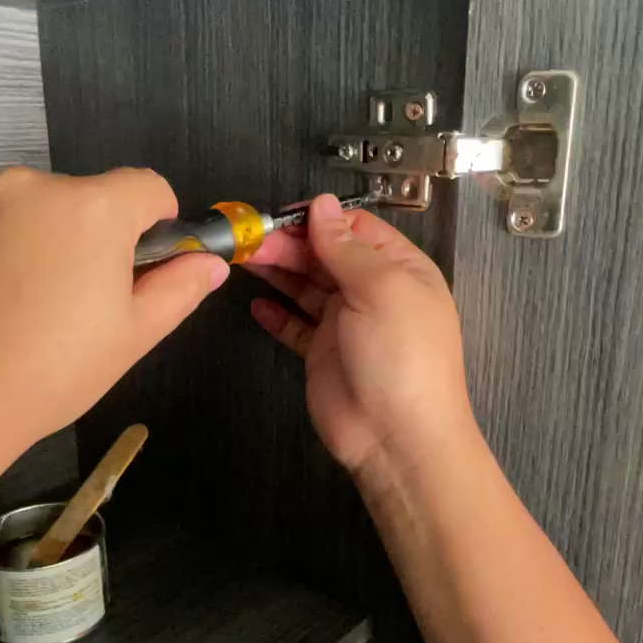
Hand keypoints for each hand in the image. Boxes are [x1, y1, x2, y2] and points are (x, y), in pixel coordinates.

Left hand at [0, 166, 226, 454]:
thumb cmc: (50, 374)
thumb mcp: (132, 338)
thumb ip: (179, 289)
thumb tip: (210, 262)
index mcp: (91, 208)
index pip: (147, 186)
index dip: (157, 225)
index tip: (140, 268)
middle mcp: (31, 185)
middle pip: (87, 198)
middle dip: (94, 238)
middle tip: (77, 305)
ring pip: (33, 210)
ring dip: (43, 241)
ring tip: (22, 310)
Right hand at [245, 194, 475, 473]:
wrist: (397, 437)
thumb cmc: (400, 356)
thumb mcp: (381, 289)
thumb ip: (346, 247)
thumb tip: (321, 204)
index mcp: (398, 269)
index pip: (354, 229)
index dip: (317, 220)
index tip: (276, 217)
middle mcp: (372, 292)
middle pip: (325, 256)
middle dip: (288, 245)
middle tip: (248, 243)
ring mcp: (346, 324)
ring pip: (306, 287)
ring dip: (277, 272)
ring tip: (243, 261)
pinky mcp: (322, 354)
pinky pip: (296, 326)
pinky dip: (276, 314)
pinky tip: (256, 304)